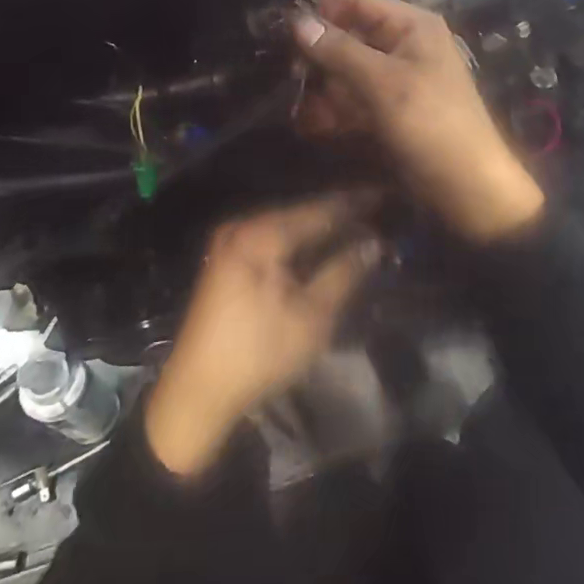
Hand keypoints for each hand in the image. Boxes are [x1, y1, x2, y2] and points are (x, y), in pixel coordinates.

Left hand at [143, 196, 379, 477]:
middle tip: (374, 211)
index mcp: (260, 235)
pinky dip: (296, 241)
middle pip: (298, 212)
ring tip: (355, 225)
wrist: (199, 389)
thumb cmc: (259, 353)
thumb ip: (343, 273)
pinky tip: (319, 245)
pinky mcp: (225, 260)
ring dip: (317, 227)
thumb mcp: (311, 316)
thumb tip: (373, 244)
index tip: (384, 194)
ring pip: (284, 225)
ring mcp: (228, 242)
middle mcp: (241, 227)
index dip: (354, 203)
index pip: (318, 209)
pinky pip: (269, 238)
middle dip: (336, 213)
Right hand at [292, 0, 544, 243]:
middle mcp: (404, 45)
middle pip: (350, 37)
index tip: (285, 31)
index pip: (358, 1)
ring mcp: (397, 79)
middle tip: (291, 77)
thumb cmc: (430, 125)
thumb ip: (339, 51)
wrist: (468, 187)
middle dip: (319, 57)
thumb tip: (297, 21)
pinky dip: (336, 110)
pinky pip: (355, 99)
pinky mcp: (390, 109)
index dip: (322, 11)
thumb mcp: (382, 83)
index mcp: (412, 26)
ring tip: (301, 110)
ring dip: (324, 89)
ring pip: (348, 71)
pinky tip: (314, 126)